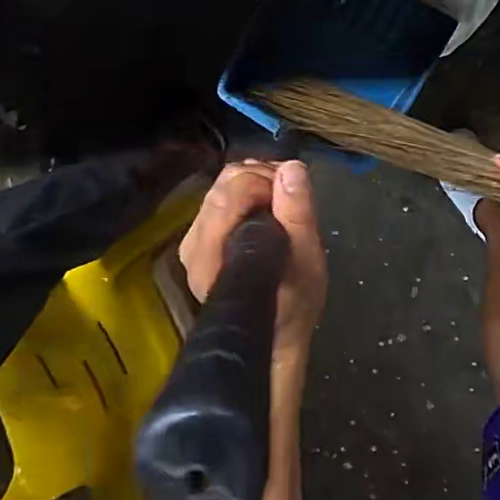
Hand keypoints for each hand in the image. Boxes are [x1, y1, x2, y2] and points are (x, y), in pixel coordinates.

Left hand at [179, 160, 327, 357]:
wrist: (279, 330)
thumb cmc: (295, 302)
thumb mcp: (307, 259)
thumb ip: (297, 213)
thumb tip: (290, 169)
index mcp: (209, 257)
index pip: (229, 195)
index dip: (264, 182)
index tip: (291, 193)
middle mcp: (192, 246)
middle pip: (222, 186)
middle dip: (260, 178)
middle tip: (290, 193)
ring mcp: (192, 241)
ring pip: (220, 187)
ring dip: (255, 181)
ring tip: (283, 199)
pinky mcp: (200, 237)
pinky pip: (221, 197)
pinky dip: (248, 190)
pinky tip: (269, 203)